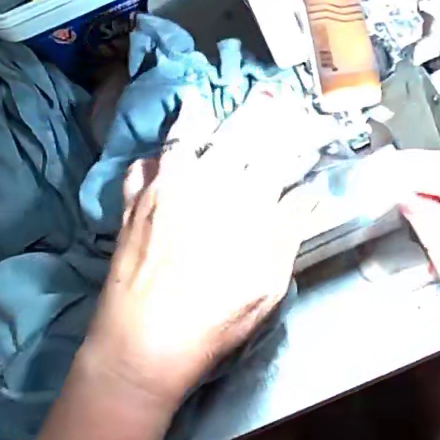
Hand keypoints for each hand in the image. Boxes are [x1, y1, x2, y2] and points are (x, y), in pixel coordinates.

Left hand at [83, 98, 317, 409]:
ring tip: (199, 100)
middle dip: (256, 112)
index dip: (293, 132)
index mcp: (244, 199)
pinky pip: (140, 168)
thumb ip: (288, 229)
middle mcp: (204, 182)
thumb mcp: (268, 281)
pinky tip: (155, 156)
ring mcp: (163, 190)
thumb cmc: (216, 318)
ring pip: (183, 139)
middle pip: (235, 135)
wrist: (144, 342)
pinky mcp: (132, 205)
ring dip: (196, 117)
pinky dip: (151, 158)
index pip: (276, 152)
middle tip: (267, 97)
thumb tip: (308, 193)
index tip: (304, 118)